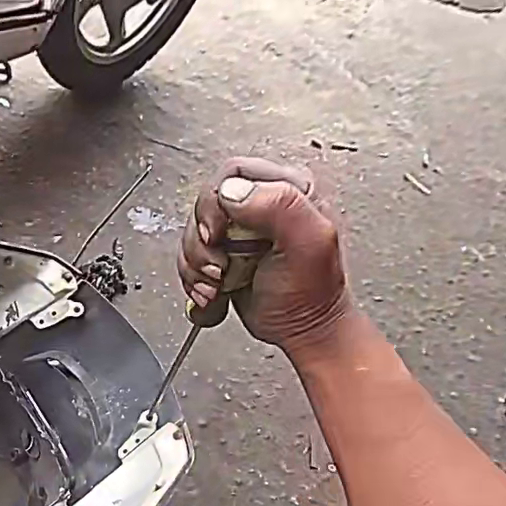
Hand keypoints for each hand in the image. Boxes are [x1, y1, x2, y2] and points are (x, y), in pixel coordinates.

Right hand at [176, 157, 354, 358]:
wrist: (304, 331)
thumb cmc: (313, 293)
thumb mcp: (309, 241)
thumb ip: (279, 205)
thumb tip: (232, 192)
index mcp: (284, 190)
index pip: (232, 174)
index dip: (214, 204)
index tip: (216, 235)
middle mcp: (257, 209)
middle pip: (204, 207)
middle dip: (201, 242)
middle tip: (218, 268)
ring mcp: (237, 237)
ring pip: (193, 237)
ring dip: (195, 267)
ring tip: (217, 286)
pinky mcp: (223, 261)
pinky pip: (191, 263)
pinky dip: (194, 283)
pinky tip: (213, 295)